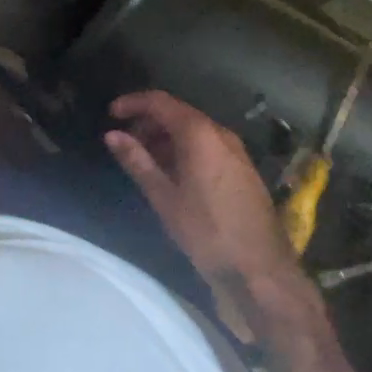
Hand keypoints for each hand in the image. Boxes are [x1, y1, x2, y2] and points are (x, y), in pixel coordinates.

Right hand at [104, 91, 295, 280]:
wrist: (260, 270)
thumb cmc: (207, 231)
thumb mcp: (164, 197)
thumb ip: (137, 161)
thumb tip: (112, 135)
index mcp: (199, 134)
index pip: (160, 102)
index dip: (133, 103)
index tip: (111, 115)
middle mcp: (220, 133)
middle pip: (177, 113)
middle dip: (148, 123)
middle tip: (126, 143)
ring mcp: (236, 150)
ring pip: (193, 130)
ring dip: (166, 138)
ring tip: (145, 161)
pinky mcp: (243, 168)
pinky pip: (208, 145)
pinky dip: (185, 149)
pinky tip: (173, 174)